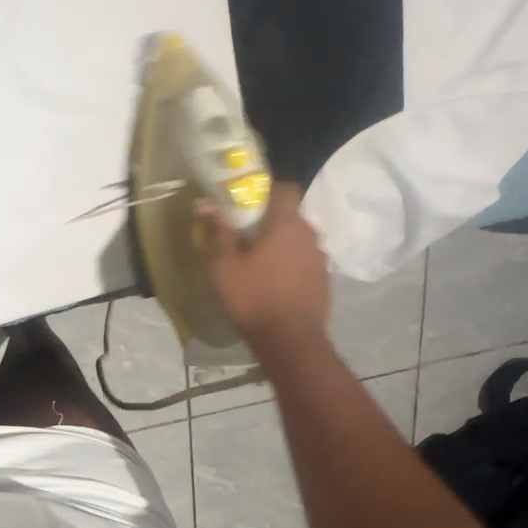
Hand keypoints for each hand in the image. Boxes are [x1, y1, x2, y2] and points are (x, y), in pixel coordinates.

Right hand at [200, 183, 331, 349]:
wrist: (289, 339)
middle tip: (244, 237)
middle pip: (290, 215)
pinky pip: (303, 261)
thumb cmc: (252, 297)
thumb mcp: (223, 266)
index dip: (268, 189)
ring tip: (258, 264)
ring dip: (280, 245)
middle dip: (269, 221)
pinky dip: (289, 265)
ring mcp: (319, 256)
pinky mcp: (323, 278)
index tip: (248, 201)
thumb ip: (217, 232)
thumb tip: (204, 203)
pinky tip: (273, 283)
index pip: (285, 188)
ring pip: (297, 239)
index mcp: (285, 223)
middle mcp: (308, 233)